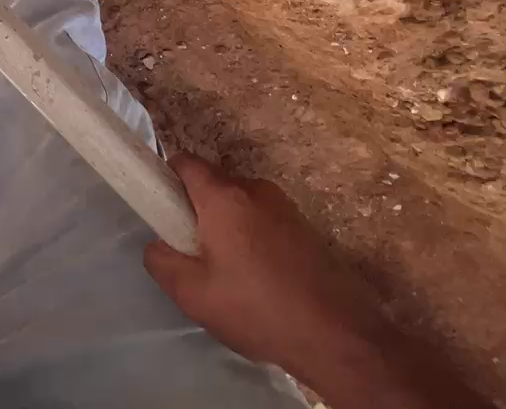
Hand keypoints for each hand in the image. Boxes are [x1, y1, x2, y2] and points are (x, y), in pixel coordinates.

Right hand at [144, 154, 389, 372]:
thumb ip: (159, 259)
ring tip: (231, 271)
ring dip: (228, 225)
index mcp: (224, 196)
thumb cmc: (259, 309)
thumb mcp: (190, 292)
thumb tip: (159, 244)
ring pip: (240, 204)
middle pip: (212, 183)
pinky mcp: (310, 231)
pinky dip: (255, 239)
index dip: (165, 178)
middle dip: (197, 208)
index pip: (183, 161)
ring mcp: (288, 209)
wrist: (346, 344)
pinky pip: (266, 222)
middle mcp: (257, 191)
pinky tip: (262, 280)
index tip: (162, 208)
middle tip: (194, 248)